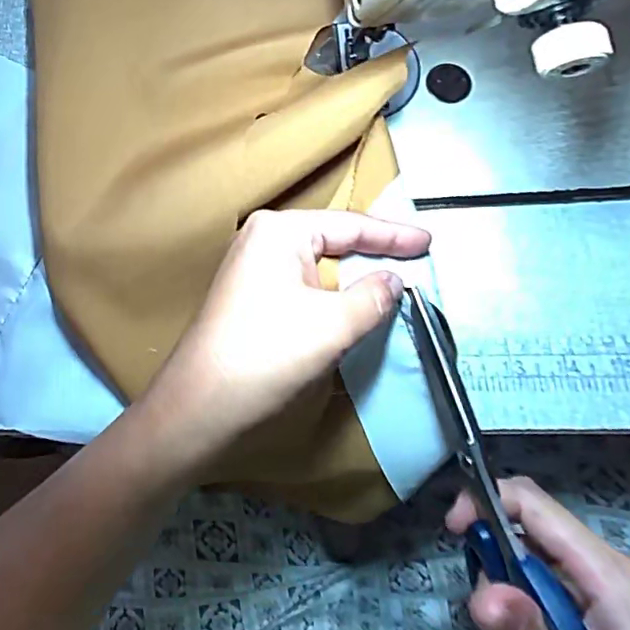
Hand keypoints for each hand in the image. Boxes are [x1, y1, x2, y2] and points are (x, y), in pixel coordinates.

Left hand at [140, 209, 429, 466]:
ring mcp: (252, 267)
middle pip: (333, 241)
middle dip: (374, 252)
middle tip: (417, 258)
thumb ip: (374, 297)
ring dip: (354, 277)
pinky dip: (334, 295)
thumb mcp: (333, 325)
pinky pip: (304, 286)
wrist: (200, 404)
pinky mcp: (250, 296)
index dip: (393, 235)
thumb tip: (394, 280)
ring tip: (395, 280)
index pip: (349, 225)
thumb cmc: (266, 354)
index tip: (429, 241)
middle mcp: (262, 239)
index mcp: (279, 231)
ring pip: (319, 266)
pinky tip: (354, 305)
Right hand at [448, 478, 629, 629]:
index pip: (531, 502)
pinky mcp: (622, 629)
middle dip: (504, 609)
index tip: (454, 537)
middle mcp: (615, 577)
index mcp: (614, 578)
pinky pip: (560, 621)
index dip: (483, 503)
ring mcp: (620, 604)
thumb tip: (479, 591)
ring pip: (536, 596)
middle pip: (525, 556)